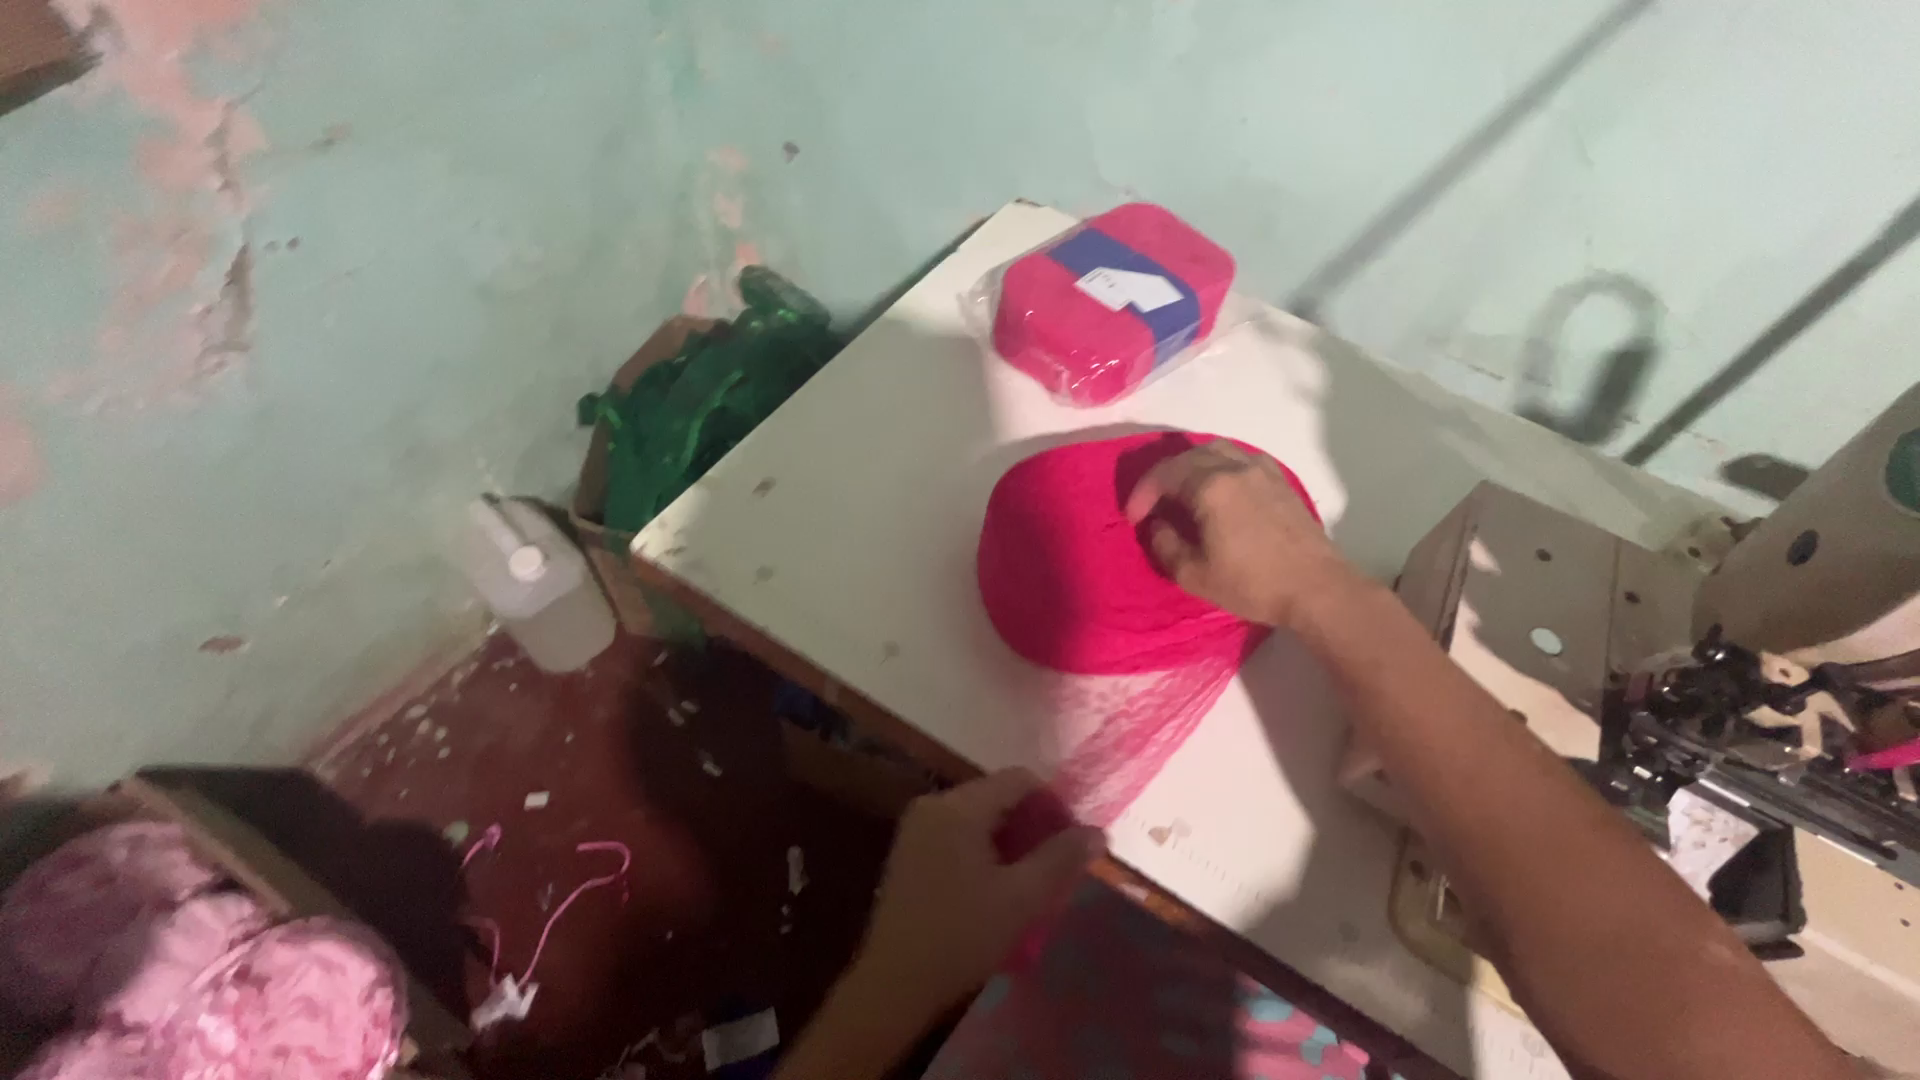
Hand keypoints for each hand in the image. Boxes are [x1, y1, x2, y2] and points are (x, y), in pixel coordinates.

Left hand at [850, 768, 1103, 1016]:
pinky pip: (957, 832)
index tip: (1071, 844)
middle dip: (1032, 824)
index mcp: (958, 806)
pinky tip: (994, 886)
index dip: (1054, 805)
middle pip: (998, 795)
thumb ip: (1062, 858)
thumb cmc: (961, 936)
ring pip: (978, 815)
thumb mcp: (1022, 899)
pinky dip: (983, 848)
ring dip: (1009, 839)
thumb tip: (1098, 832)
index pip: (1020, 779)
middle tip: (1054, 866)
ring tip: (1029, 879)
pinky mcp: (909, 848)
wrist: (894, 983)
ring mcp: (916, 825)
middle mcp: (934, 803)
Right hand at [1124, 439, 1346, 626]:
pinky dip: (1219, 466)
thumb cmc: (1252, 584)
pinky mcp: (1280, 480)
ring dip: (1191, 466)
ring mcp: (1262, 470)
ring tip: (1182, 490)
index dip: (1142, 494)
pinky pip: (1241, 458)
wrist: (1316, 588)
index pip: (1164, 475)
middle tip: (1153, 504)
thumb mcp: (1193, 574)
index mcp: (1211, 486)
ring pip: (1216, 450)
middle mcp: (1236, 467)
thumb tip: (1158, 525)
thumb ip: (1165, 544)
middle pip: (1188, 456)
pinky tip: (1218, 488)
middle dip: (1163, 477)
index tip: (1133, 519)